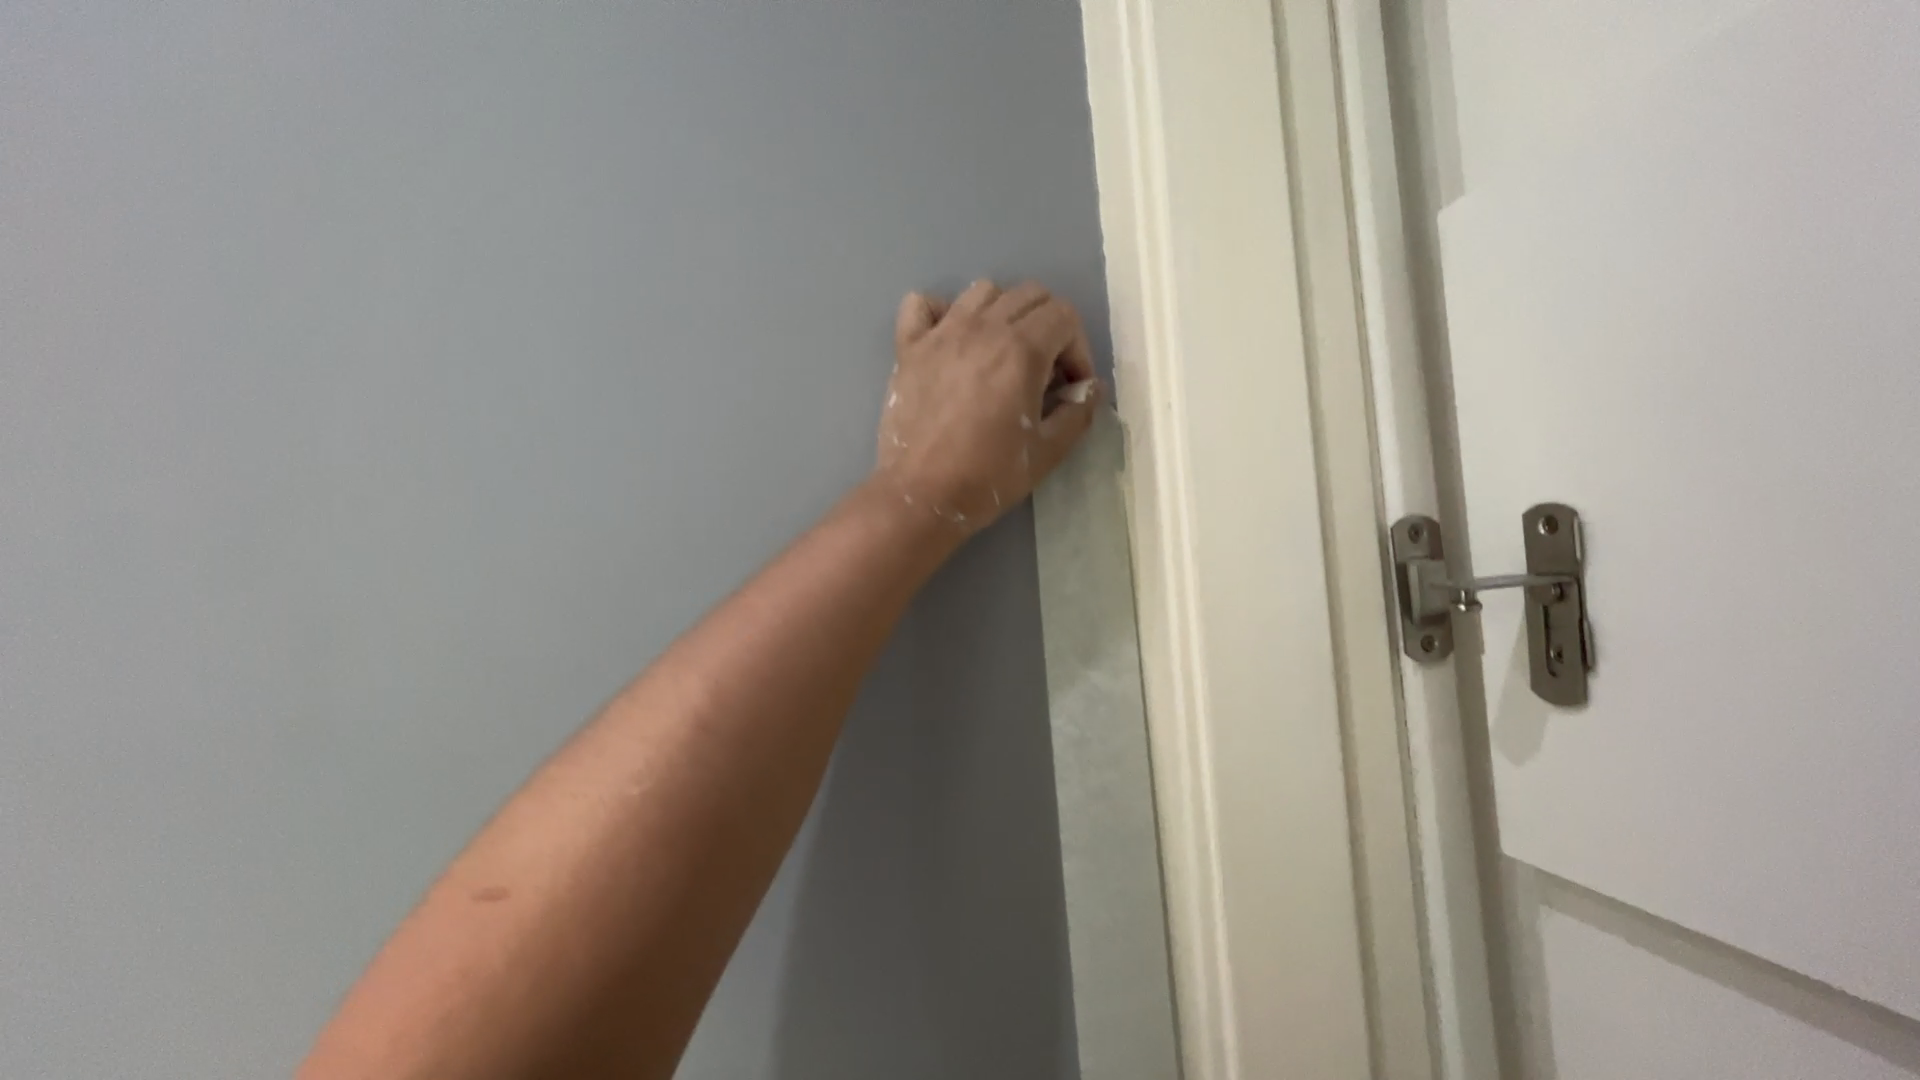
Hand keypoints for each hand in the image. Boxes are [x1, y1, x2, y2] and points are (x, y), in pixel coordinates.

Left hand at [875, 280, 1102, 532]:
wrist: (921, 495)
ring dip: (1002, 312)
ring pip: (982, 291)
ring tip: (1001, 353)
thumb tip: (1089, 389)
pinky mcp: (908, 348)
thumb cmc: (988, 476)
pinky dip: (939, 312)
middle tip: (1043, 372)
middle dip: (1048, 326)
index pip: (1064, 315)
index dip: (1078, 349)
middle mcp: (982, 328)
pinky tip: (950, 340)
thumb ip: (1077, 412)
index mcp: (1021, 350)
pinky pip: (921, 304)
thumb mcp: (1047, 452)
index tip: (1070, 387)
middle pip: (1029, 294)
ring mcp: (941, 333)